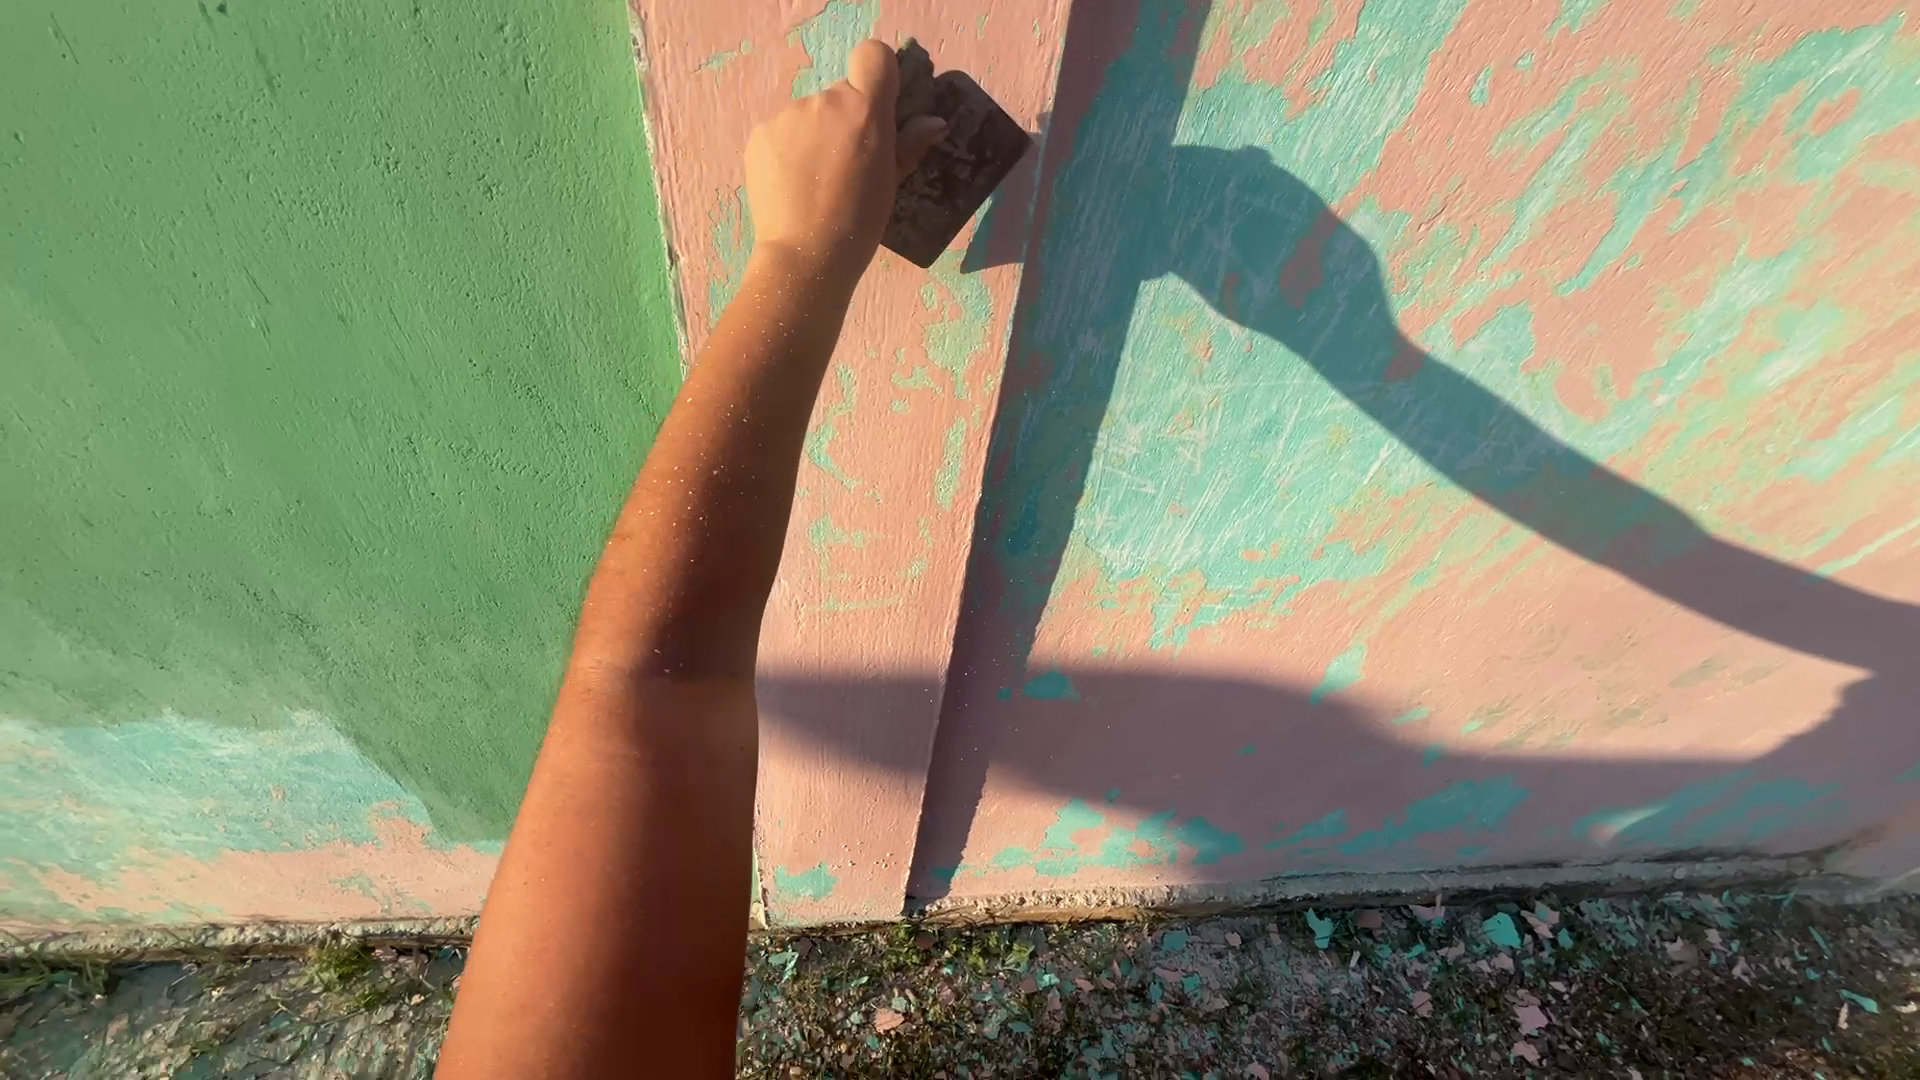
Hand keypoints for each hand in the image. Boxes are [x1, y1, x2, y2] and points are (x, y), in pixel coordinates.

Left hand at [744, 39, 947, 284]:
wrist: (807, 256)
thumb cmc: (859, 225)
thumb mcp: (890, 185)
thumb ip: (910, 145)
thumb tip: (934, 122)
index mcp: (864, 111)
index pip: (873, 56)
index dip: (877, 76)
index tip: (877, 107)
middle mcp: (825, 102)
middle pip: (839, 96)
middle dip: (845, 123)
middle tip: (846, 169)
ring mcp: (788, 116)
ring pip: (809, 117)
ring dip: (816, 140)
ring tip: (817, 186)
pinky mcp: (761, 135)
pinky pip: (782, 134)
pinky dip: (789, 154)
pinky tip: (794, 189)